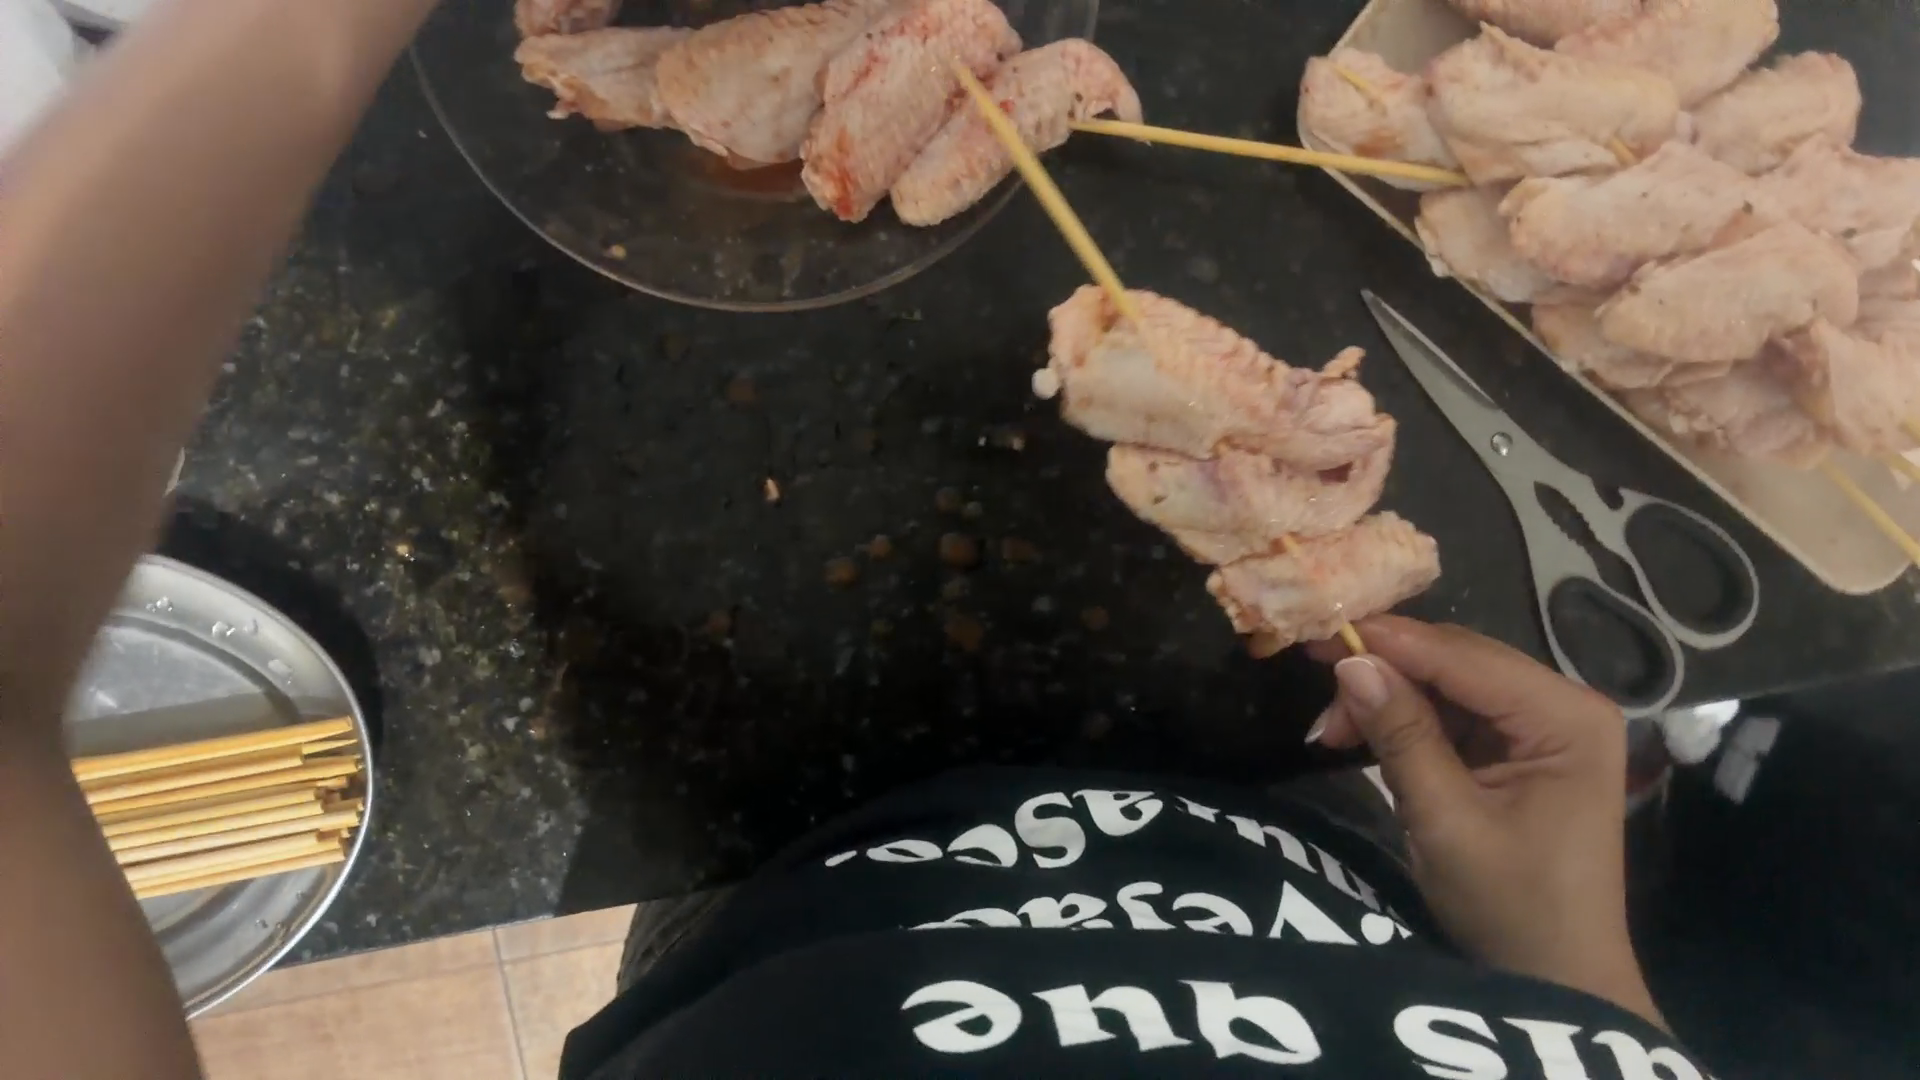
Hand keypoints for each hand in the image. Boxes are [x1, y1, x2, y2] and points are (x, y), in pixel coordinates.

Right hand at [1305, 617, 1663, 1027]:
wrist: (1550, 974)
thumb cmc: (1509, 902)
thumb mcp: (1444, 818)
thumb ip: (1400, 734)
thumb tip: (1350, 664)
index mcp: (1565, 718)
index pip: (1463, 658)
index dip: (1388, 640)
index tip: (1319, 632)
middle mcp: (1559, 705)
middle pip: (1452, 659)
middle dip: (1381, 668)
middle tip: (1312, 673)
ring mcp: (1536, 722)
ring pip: (1440, 679)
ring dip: (1382, 696)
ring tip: (1330, 730)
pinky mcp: (1511, 743)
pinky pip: (1443, 707)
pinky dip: (1396, 716)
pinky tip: (1356, 734)